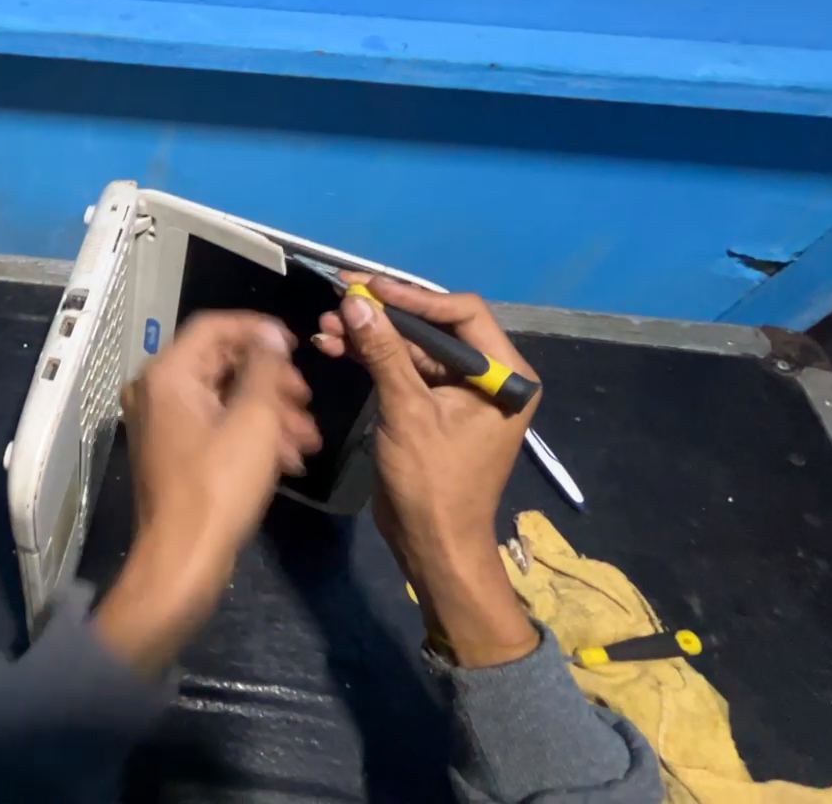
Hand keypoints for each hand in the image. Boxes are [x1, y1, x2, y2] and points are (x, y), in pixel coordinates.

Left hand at [94, 312, 320, 673]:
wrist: (183, 560)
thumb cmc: (219, 487)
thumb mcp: (254, 420)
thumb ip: (265, 369)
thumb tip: (269, 335)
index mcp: (167, 374)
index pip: (213, 327)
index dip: (257, 329)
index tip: (296, 346)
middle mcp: (155, 390)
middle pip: (220, 363)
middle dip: (271, 381)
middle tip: (307, 401)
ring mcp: (160, 421)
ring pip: (222, 397)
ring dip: (268, 412)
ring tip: (307, 440)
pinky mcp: (171, 449)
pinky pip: (213, 425)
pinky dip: (249, 433)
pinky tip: (287, 459)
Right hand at [312, 278, 540, 666]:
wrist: (432, 543)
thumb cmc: (433, 482)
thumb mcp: (407, 412)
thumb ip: (384, 353)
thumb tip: (356, 303)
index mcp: (505, 375)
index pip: (462, 313)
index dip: (413, 297)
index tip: (367, 287)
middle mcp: (486, 375)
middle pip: (431, 326)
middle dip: (382, 314)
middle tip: (338, 297)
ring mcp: (457, 390)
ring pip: (409, 346)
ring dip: (368, 335)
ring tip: (326, 325)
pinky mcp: (430, 404)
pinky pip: (400, 368)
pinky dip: (369, 357)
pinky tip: (333, 346)